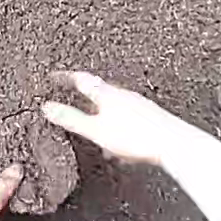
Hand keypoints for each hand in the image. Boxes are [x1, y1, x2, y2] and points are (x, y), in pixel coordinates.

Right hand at [41, 71, 208, 167]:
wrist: (174, 144)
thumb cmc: (136, 136)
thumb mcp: (96, 130)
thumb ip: (71, 119)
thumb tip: (47, 107)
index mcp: (108, 94)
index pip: (80, 80)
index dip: (65, 78)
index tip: (53, 76)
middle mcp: (123, 95)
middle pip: (99, 91)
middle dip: (84, 96)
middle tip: (71, 96)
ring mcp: (138, 106)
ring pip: (114, 106)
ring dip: (101, 114)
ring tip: (94, 127)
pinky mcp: (150, 118)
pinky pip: (127, 118)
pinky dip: (116, 126)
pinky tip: (119, 144)